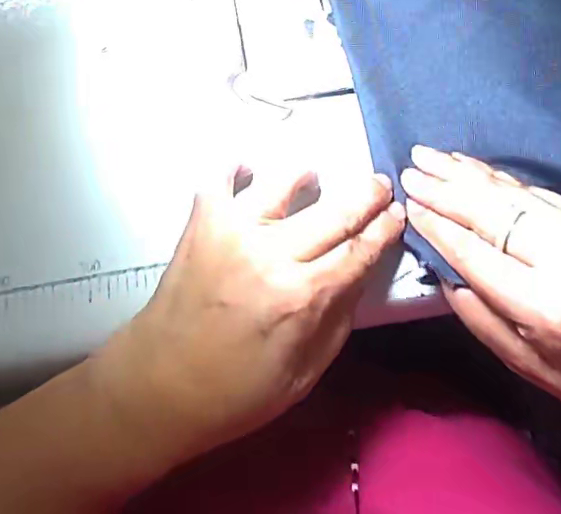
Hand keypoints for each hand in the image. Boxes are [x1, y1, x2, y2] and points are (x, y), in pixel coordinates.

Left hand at [91, 165, 404, 462]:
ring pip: (281, 182)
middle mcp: (271, 254)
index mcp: (302, 297)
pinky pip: (223, 179)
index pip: (358, 250)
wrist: (162, 383)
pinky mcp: (203, 220)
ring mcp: (234, 230)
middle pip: (333, 212)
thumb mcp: (305, 373)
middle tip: (379, 182)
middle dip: (366, 194)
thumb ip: (339, 317)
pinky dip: (237, 169)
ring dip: (303, 175)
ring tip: (311, 177)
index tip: (398, 211)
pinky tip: (248, 172)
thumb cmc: (238, 390)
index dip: (384, 228)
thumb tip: (361, 270)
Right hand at [401, 145, 560, 456]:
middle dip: (443, 190)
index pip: (475, 252)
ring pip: (508, 192)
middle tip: (408, 170)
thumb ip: (479, 316)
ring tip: (428, 156)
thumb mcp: (531, 367)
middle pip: (489, 212)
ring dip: (464, 173)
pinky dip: (494, 177)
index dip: (437, 226)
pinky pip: (530, 190)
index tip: (408, 204)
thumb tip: (442, 267)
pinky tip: (470, 166)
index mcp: (548, 305)